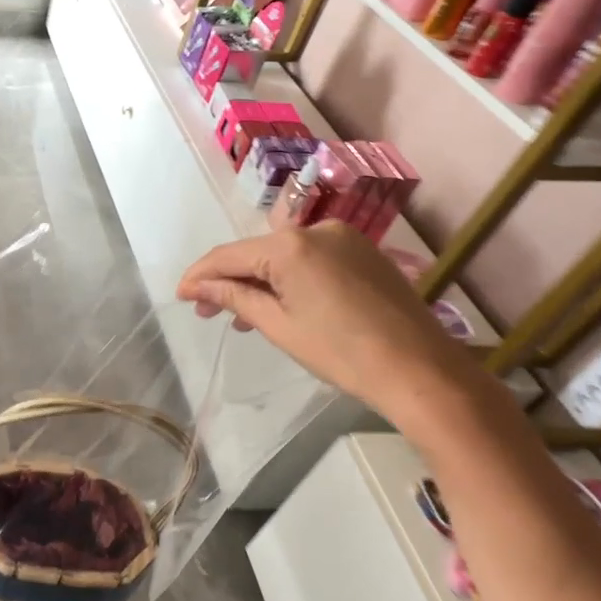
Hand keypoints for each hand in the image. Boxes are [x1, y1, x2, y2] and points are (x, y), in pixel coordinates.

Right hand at [176, 223, 497, 419]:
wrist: (421, 371)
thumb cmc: (341, 352)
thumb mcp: (277, 325)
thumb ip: (233, 297)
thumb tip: (195, 286)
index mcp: (291, 245)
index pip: (228, 255)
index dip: (199, 275)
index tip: (179, 296)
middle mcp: (317, 230)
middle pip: (256, 252)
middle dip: (228, 279)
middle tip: (206, 311)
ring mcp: (345, 239)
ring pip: (284, 256)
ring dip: (259, 280)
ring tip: (242, 315)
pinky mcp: (365, 254)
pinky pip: (312, 259)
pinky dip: (289, 278)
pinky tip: (280, 304)